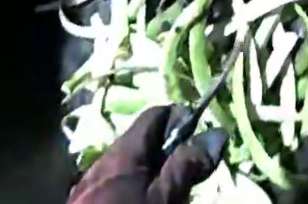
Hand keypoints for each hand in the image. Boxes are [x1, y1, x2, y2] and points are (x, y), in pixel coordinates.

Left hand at [67, 107, 225, 203]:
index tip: (200, 142)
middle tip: (189, 180)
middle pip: (145, 143)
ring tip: (170, 200)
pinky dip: (136, 196)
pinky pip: (118, 192)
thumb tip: (218, 133)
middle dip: (170, 155)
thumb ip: (188, 164)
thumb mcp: (164, 198)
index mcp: (123, 150)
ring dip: (154, 179)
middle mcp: (103, 163)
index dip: (182, 121)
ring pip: (132, 170)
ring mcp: (89, 191)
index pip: (158, 113)